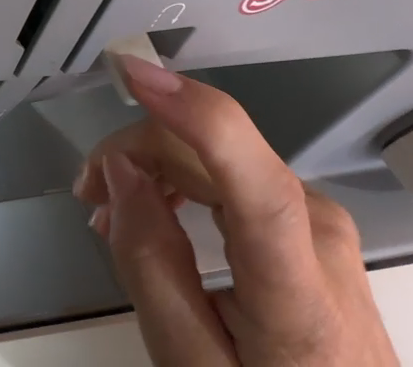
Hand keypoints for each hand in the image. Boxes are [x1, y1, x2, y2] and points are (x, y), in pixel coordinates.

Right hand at [75, 56, 398, 366]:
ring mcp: (323, 220)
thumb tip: (121, 171)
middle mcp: (321, 234)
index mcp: (298, 290)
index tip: (134, 74)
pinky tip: (154, 209)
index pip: (256, 181)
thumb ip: (152, 268)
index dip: (195, 114)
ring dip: (153, 166)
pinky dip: (183, 179)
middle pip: (213, 154)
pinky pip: (235, 173)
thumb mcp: (192, 365)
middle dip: (135, 153)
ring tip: (112, 211)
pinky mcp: (315, 219)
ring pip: (217, 156)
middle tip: (89, 196)